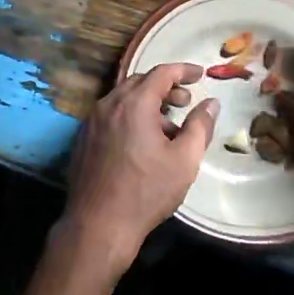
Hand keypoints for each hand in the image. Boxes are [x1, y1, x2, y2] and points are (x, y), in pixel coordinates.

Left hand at [60, 63, 219, 270]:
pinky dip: (129, 118)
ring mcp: (90, 122)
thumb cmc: (146, 192)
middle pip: (138, 83)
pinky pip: (109, 117)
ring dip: (146, 105)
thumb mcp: (183, 160)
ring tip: (167, 129)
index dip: (183, 70)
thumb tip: (211, 103)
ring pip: (121, 100)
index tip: (199, 75)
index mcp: (133, 105)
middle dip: (164, 87)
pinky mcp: (82, 140)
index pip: (160, 73)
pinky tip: (142, 144)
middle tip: (185, 101)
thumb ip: (199, 127)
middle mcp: (107, 106)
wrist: (98, 223)